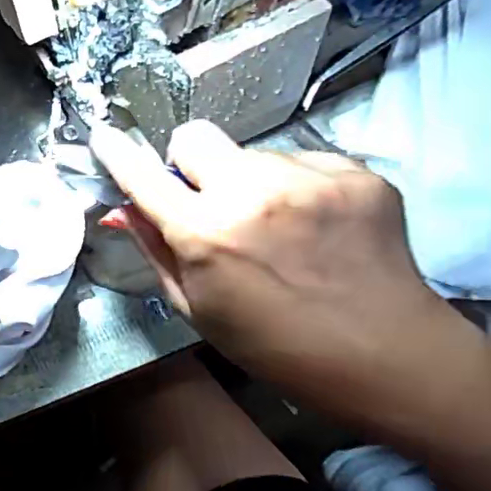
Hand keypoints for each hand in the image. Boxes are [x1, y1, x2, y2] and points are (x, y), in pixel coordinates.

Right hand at [91, 121, 477, 423]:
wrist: (385, 354)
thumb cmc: (274, 345)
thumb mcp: (199, 307)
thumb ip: (157, 250)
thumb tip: (123, 211)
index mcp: (207, 233)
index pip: (145, 177)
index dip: (119, 154)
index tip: (105, 136)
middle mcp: (254, 192)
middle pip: (196, 137)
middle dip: (190, 163)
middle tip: (208, 198)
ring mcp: (310, 177)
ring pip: (254, 153)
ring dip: (251, 181)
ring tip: (278, 226)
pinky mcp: (356, 174)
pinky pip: (304, 162)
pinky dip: (297, 187)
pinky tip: (315, 225)